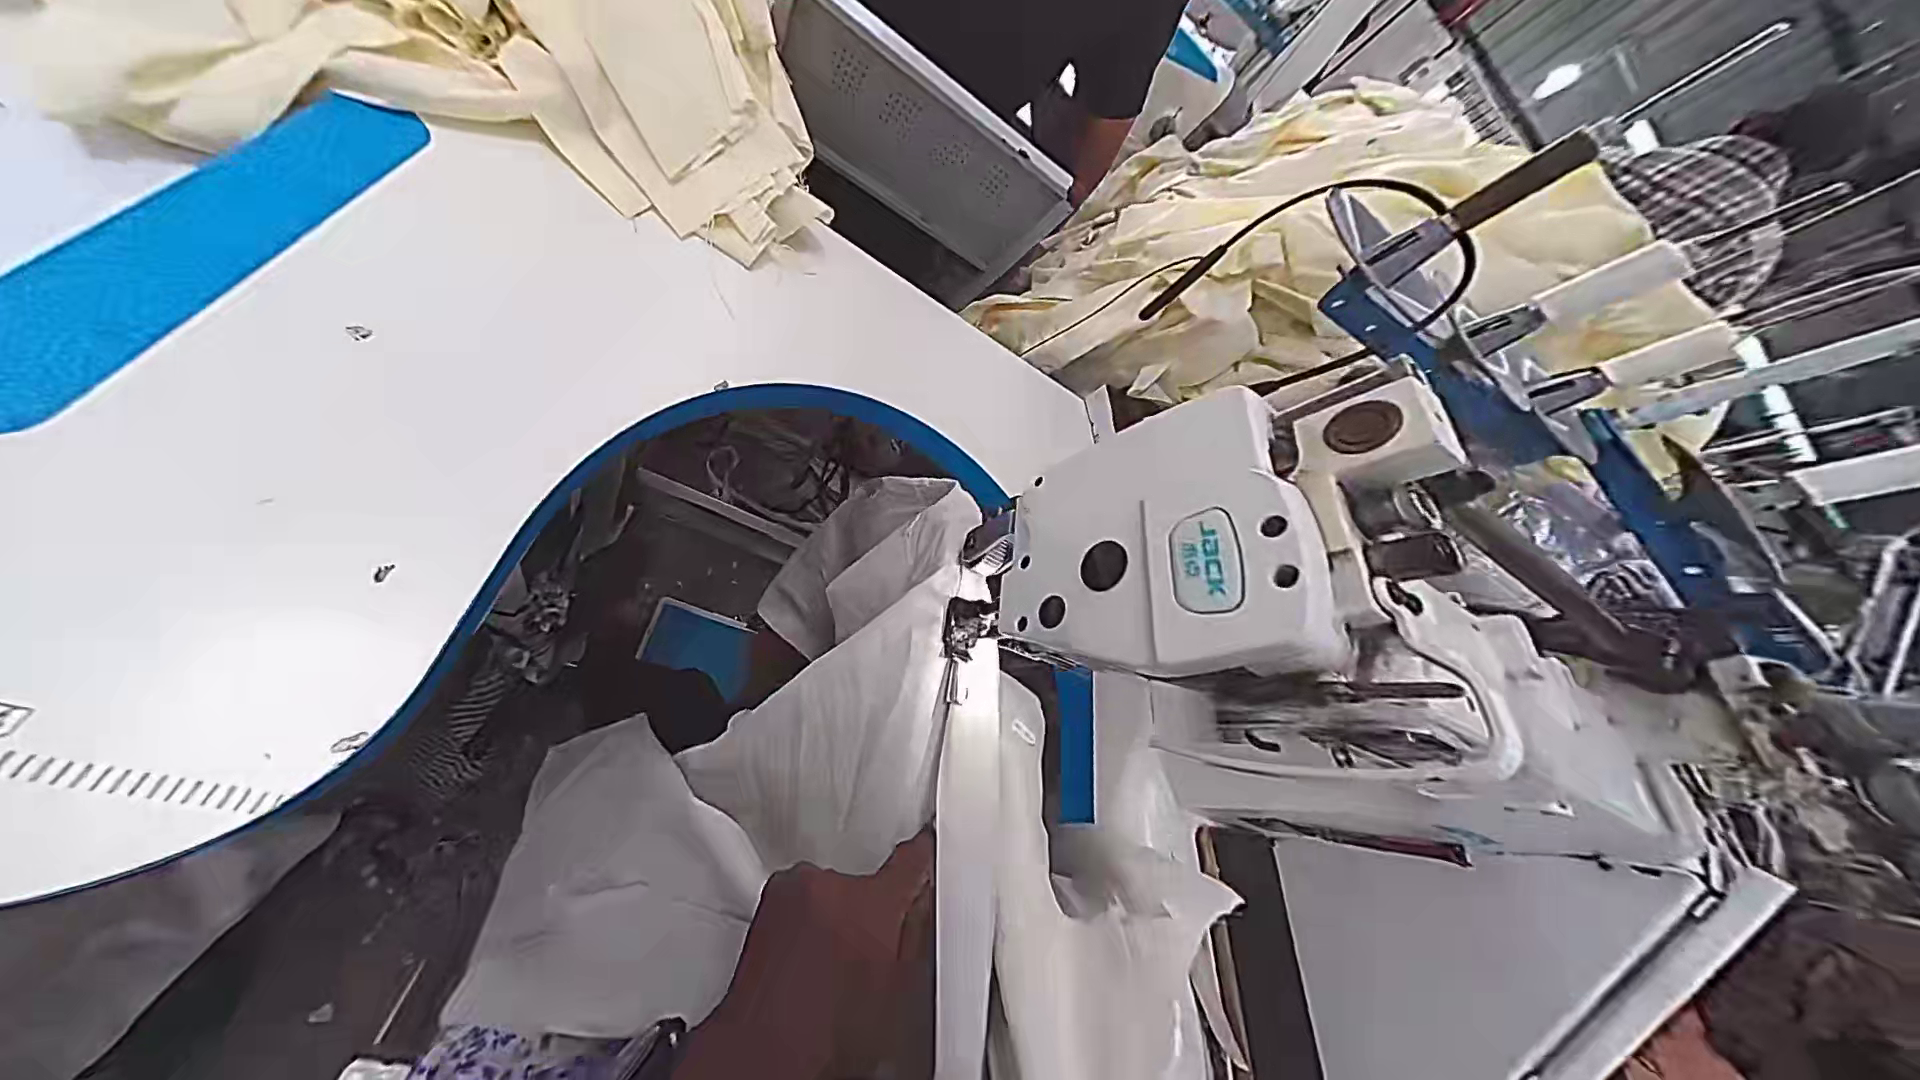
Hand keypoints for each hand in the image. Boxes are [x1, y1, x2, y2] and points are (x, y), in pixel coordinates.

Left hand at [675, 832, 934, 1079]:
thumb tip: (922, 902)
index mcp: (875, 905)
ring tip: (827, 965)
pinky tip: (804, 959)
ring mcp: (796, 886)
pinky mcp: (771, 895)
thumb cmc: (823, 1039)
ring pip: (833, 887)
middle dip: (871, 908)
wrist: (759, 1057)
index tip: (926, 853)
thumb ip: (917, 932)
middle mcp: (833, 884)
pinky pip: (802, 893)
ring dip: (835, 911)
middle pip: (868, 881)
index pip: (913, 859)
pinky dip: (806, 915)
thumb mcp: (896, 991)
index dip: (924, 857)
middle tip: (865, 954)